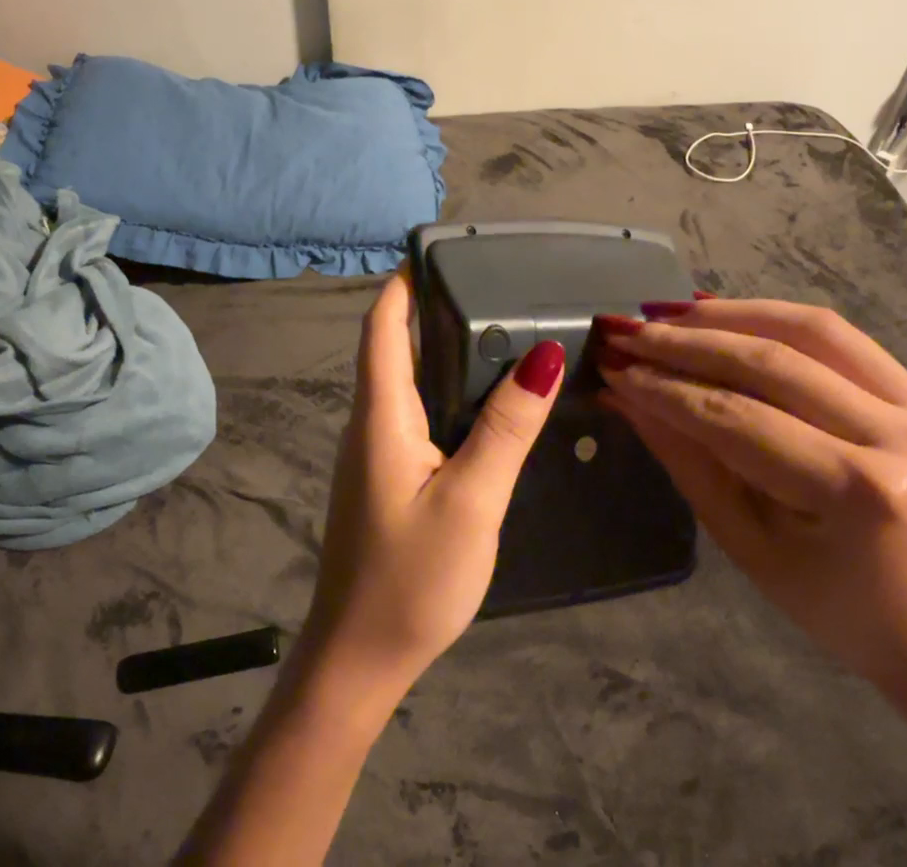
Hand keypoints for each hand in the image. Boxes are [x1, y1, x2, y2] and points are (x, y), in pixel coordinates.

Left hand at [302, 269, 564, 688]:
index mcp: (380, 418)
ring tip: (503, 333)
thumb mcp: (471, 500)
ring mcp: (376, 456)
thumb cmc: (412, 578)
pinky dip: (447, 397)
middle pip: (394, 350)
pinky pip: (416, 420)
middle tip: (495, 287)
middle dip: (432, 312)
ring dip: (442, 354)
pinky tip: (487, 405)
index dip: (402, 285)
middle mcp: (370, 426)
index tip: (440, 251)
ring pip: (406, 387)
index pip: (381, 329)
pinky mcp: (388, 482)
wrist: (362, 655)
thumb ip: (506, 429)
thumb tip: (544, 355)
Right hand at [597, 298, 906, 694]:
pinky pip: (841, 341)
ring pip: (813, 331)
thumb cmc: (830, 602)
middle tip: (627, 333)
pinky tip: (721, 318)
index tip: (612, 367)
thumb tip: (625, 395)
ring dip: (730, 316)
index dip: (666, 389)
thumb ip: (686, 458)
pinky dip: (773, 322)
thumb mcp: (744, 541)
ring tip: (667, 314)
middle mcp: (904, 438)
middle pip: (776, 362)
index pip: (739, 419)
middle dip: (688, 343)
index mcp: (859, 494)